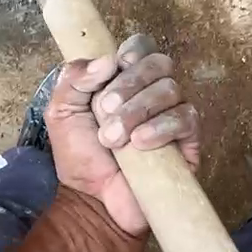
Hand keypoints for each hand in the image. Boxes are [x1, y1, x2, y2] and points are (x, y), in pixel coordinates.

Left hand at [45, 34, 200, 236]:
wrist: (94, 203)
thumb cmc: (80, 158)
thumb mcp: (61, 113)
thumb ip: (74, 79)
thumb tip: (107, 60)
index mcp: (124, 80)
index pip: (141, 48)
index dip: (134, 51)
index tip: (118, 66)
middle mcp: (152, 93)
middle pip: (159, 63)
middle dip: (130, 84)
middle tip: (105, 111)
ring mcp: (173, 115)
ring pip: (170, 89)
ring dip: (138, 110)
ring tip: (114, 139)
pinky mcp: (189, 141)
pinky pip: (186, 119)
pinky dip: (161, 127)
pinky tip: (140, 144)